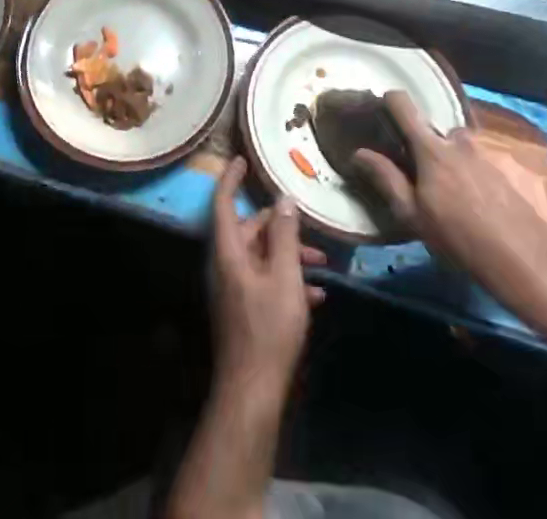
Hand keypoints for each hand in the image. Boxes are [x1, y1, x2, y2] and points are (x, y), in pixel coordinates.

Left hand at [208, 157, 326, 395]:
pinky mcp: (242, 307)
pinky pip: (263, 280)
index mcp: (227, 252)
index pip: (222, 203)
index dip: (230, 178)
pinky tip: (317, 295)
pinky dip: (286, 279)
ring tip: (323, 265)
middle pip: (247, 231)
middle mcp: (224, 264)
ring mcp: (232, 287)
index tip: (243, 159)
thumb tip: (283, 200)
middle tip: (310, 228)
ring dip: (288, 255)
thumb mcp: (285, 278)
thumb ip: (284, 237)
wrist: (253, 387)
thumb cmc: (269, 328)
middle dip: (278, 226)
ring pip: (260, 256)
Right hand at [349, 91, 546, 294]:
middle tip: (413, 171)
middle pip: (432, 130)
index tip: (377, 111)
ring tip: (442, 190)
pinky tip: (467, 201)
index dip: (388, 101)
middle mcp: (458, 142)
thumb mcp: (412, 214)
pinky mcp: (503, 169)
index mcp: (431, 148)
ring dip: (446, 159)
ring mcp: (484, 154)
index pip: (404, 106)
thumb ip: (385, 178)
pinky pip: (474, 161)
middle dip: (421, 144)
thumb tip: (359, 152)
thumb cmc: (459, 236)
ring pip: (455, 146)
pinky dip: (465, 172)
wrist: (526, 258)